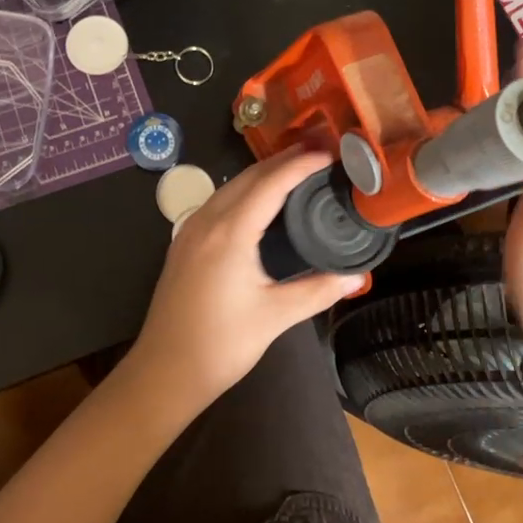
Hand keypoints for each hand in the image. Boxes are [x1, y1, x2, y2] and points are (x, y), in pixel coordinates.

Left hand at [126, 148, 364, 411]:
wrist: (165, 369)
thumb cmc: (221, 343)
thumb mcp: (274, 316)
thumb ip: (316, 291)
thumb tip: (357, 277)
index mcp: (229, 232)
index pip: (270, 184)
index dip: (300, 164)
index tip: (329, 152)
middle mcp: (206, 221)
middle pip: (248, 178)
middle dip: (282, 161)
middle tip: (318, 154)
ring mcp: (190, 230)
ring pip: (229, 188)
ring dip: (262, 175)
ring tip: (296, 172)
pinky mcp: (184, 243)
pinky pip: (218, 203)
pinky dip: (244, 192)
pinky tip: (261, 203)